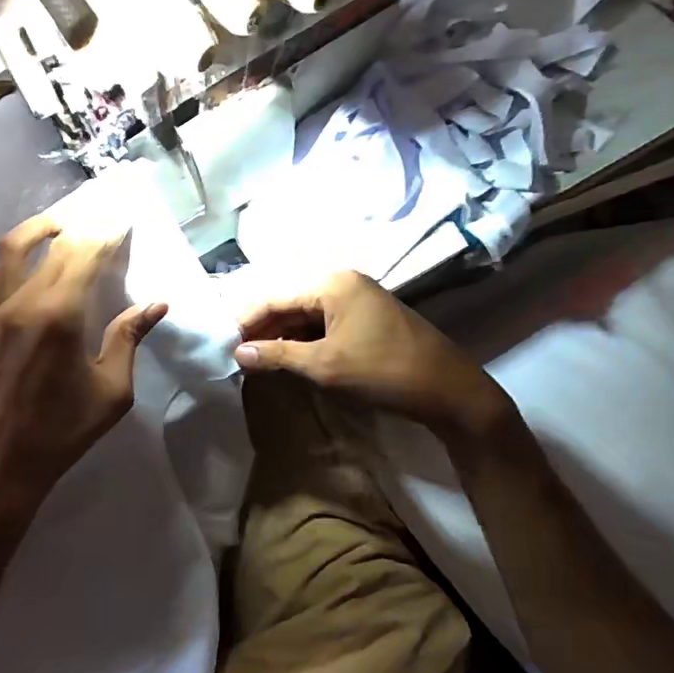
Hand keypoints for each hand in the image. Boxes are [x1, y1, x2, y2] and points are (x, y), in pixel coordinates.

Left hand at [0, 215, 167, 558]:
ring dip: (32, 234)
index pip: (85, 256)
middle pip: (50, 248)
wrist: (2, 469)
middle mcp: (20, 304)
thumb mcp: (112, 391)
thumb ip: (128, 340)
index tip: (122, 224)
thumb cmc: (63, 433)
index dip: (105, 235)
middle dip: (78, 230)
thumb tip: (155, 305)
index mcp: (60, 316)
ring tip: (55, 229)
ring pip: (4, 254)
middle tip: (98, 226)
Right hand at [234, 271, 516, 441]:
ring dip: (282, 337)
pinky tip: (290, 360)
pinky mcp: (368, 318)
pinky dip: (305, 341)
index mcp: (331, 283)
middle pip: (289, 302)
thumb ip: (277, 355)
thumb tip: (238, 353)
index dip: (246, 322)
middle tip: (239, 358)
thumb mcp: (324, 365)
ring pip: (306, 315)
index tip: (224, 347)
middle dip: (263, 330)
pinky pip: (324, 324)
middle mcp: (343, 282)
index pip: (274, 297)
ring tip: (259, 362)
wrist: (449, 390)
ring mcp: (358, 299)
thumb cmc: (383, 371)